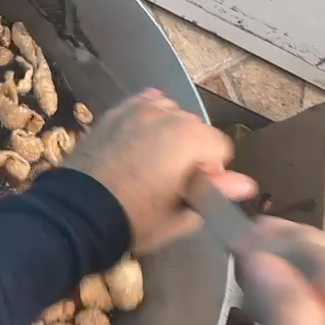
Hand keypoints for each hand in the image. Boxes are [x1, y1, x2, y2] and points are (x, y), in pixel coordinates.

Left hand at [62, 89, 252, 251]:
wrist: (77, 211)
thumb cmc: (135, 218)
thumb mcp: (181, 214)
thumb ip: (217, 194)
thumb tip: (246, 184)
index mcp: (189, 137)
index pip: (220, 147)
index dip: (212, 172)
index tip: (193, 191)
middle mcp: (165, 114)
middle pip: (195, 128)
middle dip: (191, 150)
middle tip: (170, 181)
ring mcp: (135, 109)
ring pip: (168, 114)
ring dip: (168, 133)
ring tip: (151, 163)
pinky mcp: (113, 112)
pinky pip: (141, 106)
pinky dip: (147, 119)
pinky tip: (139, 139)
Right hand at [236, 218, 324, 324]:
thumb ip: (291, 320)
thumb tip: (257, 255)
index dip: (290, 264)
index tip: (236, 256)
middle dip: (281, 256)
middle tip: (232, 257)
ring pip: (324, 253)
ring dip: (278, 253)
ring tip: (242, 264)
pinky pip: (316, 261)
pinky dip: (281, 257)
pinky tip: (256, 269)